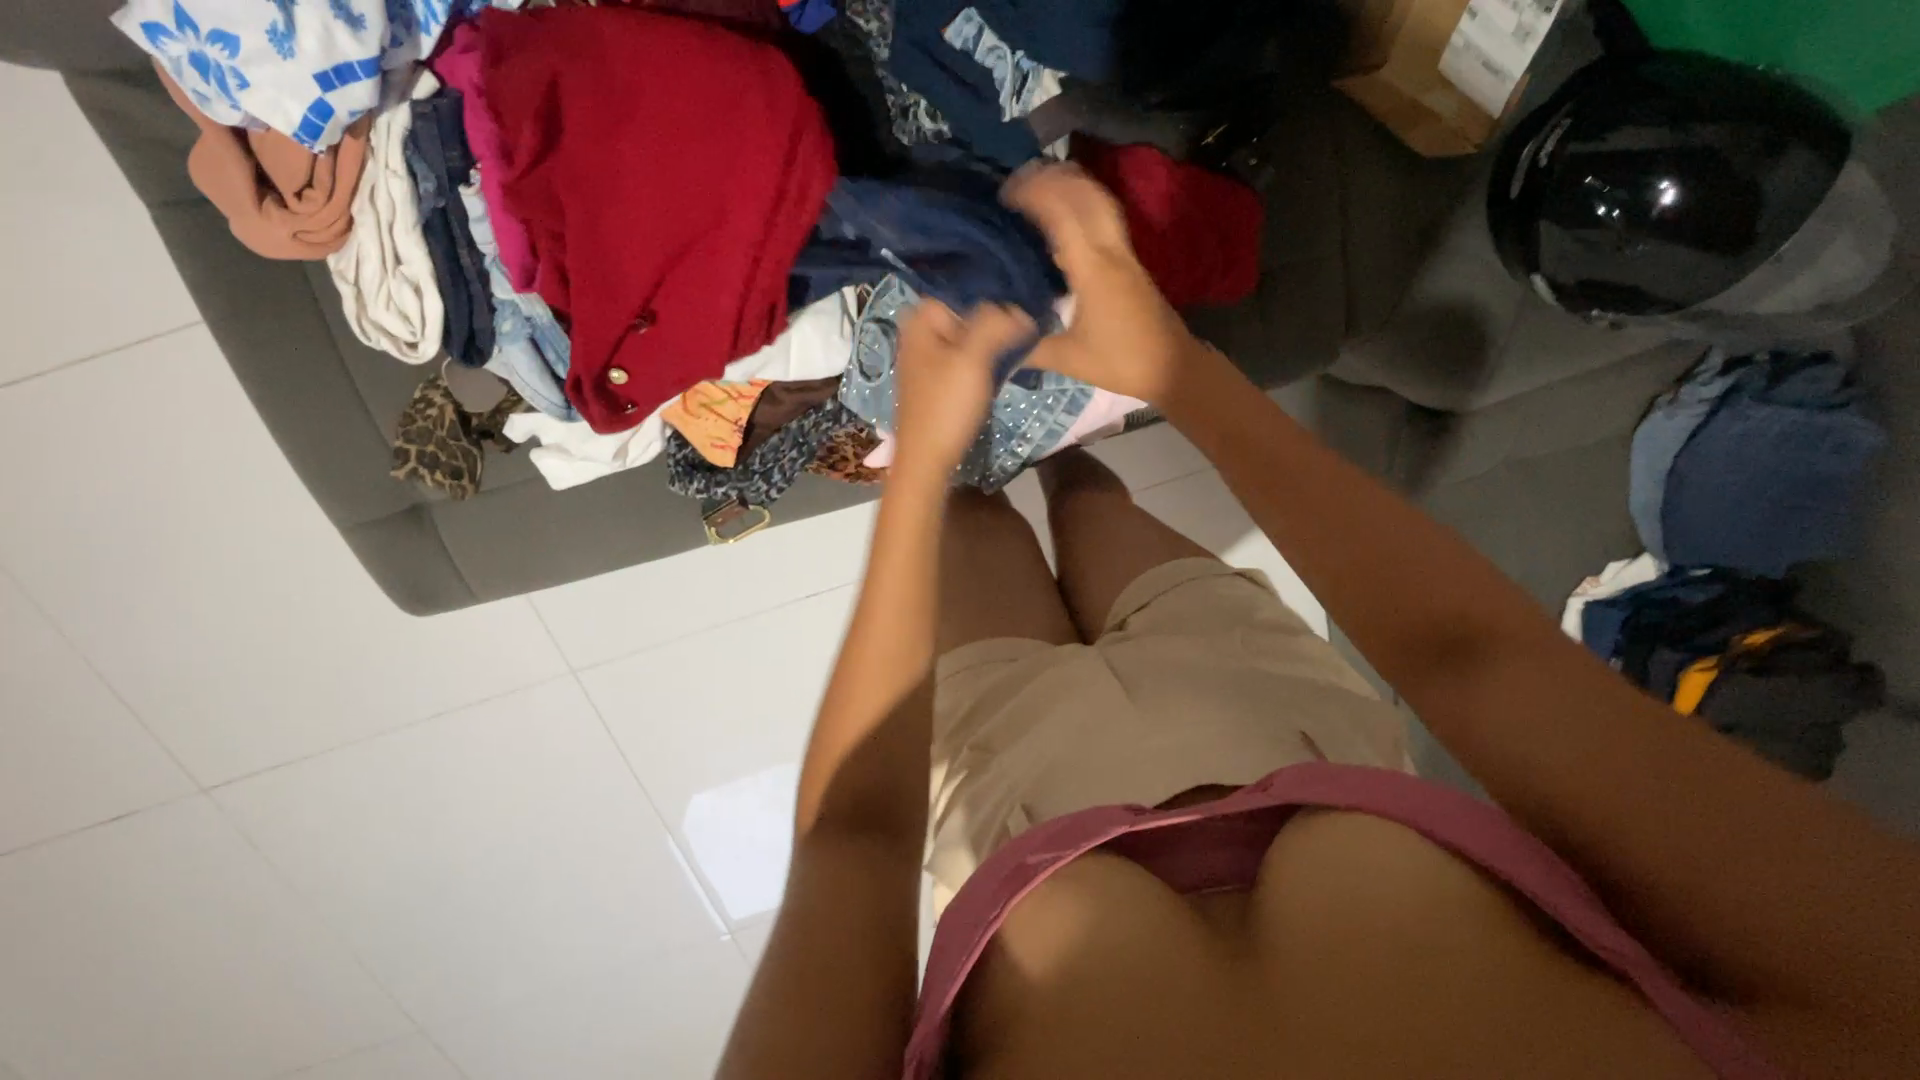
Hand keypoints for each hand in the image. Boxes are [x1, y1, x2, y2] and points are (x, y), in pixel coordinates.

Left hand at [890, 301, 1035, 480]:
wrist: (926, 460)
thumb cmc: (946, 406)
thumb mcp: (973, 358)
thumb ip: (994, 325)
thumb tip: (1020, 310)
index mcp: (918, 325)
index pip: (955, 297)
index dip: (983, 307)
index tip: (1010, 323)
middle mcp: (916, 341)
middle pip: (961, 320)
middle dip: (988, 328)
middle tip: (1017, 338)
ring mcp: (924, 367)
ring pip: (963, 345)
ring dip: (988, 350)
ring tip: (1012, 356)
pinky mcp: (933, 390)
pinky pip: (961, 367)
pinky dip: (978, 369)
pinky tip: (993, 380)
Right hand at [1002, 163, 1202, 407]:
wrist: (1172, 367)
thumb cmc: (1120, 362)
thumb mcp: (1068, 359)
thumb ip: (1028, 345)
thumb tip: (992, 337)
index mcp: (1093, 269)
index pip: (1062, 214)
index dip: (1034, 195)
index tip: (1005, 193)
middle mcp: (1111, 252)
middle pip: (1086, 195)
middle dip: (1053, 179)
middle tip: (1020, 179)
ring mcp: (1125, 254)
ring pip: (1100, 202)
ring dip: (1072, 186)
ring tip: (1041, 183)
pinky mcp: (1131, 263)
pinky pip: (1105, 220)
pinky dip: (1084, 205)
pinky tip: (1065, 216)